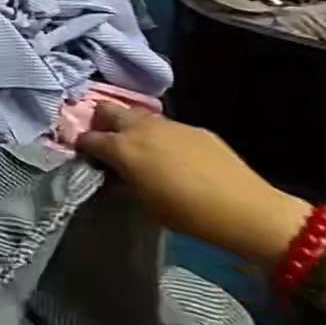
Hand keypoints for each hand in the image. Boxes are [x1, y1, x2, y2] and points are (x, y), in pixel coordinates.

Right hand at [75, 104, 309, 265]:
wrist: (244, 208)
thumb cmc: (187, 214)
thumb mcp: (145, 203)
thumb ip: (123, 182)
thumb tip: (113, 174)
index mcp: (123, 148)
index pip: (89, 138)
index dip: (82, 145)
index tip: (83, 155)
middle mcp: (141, 128)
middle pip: (109, 110)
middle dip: (101, 122)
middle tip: (105, 142)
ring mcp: (168, 124)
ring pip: (138, 115)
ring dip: (130, 126)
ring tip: (136, 146)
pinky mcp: (192, 127)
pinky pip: (165, 126)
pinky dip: (157, 134)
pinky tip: (169, 154)